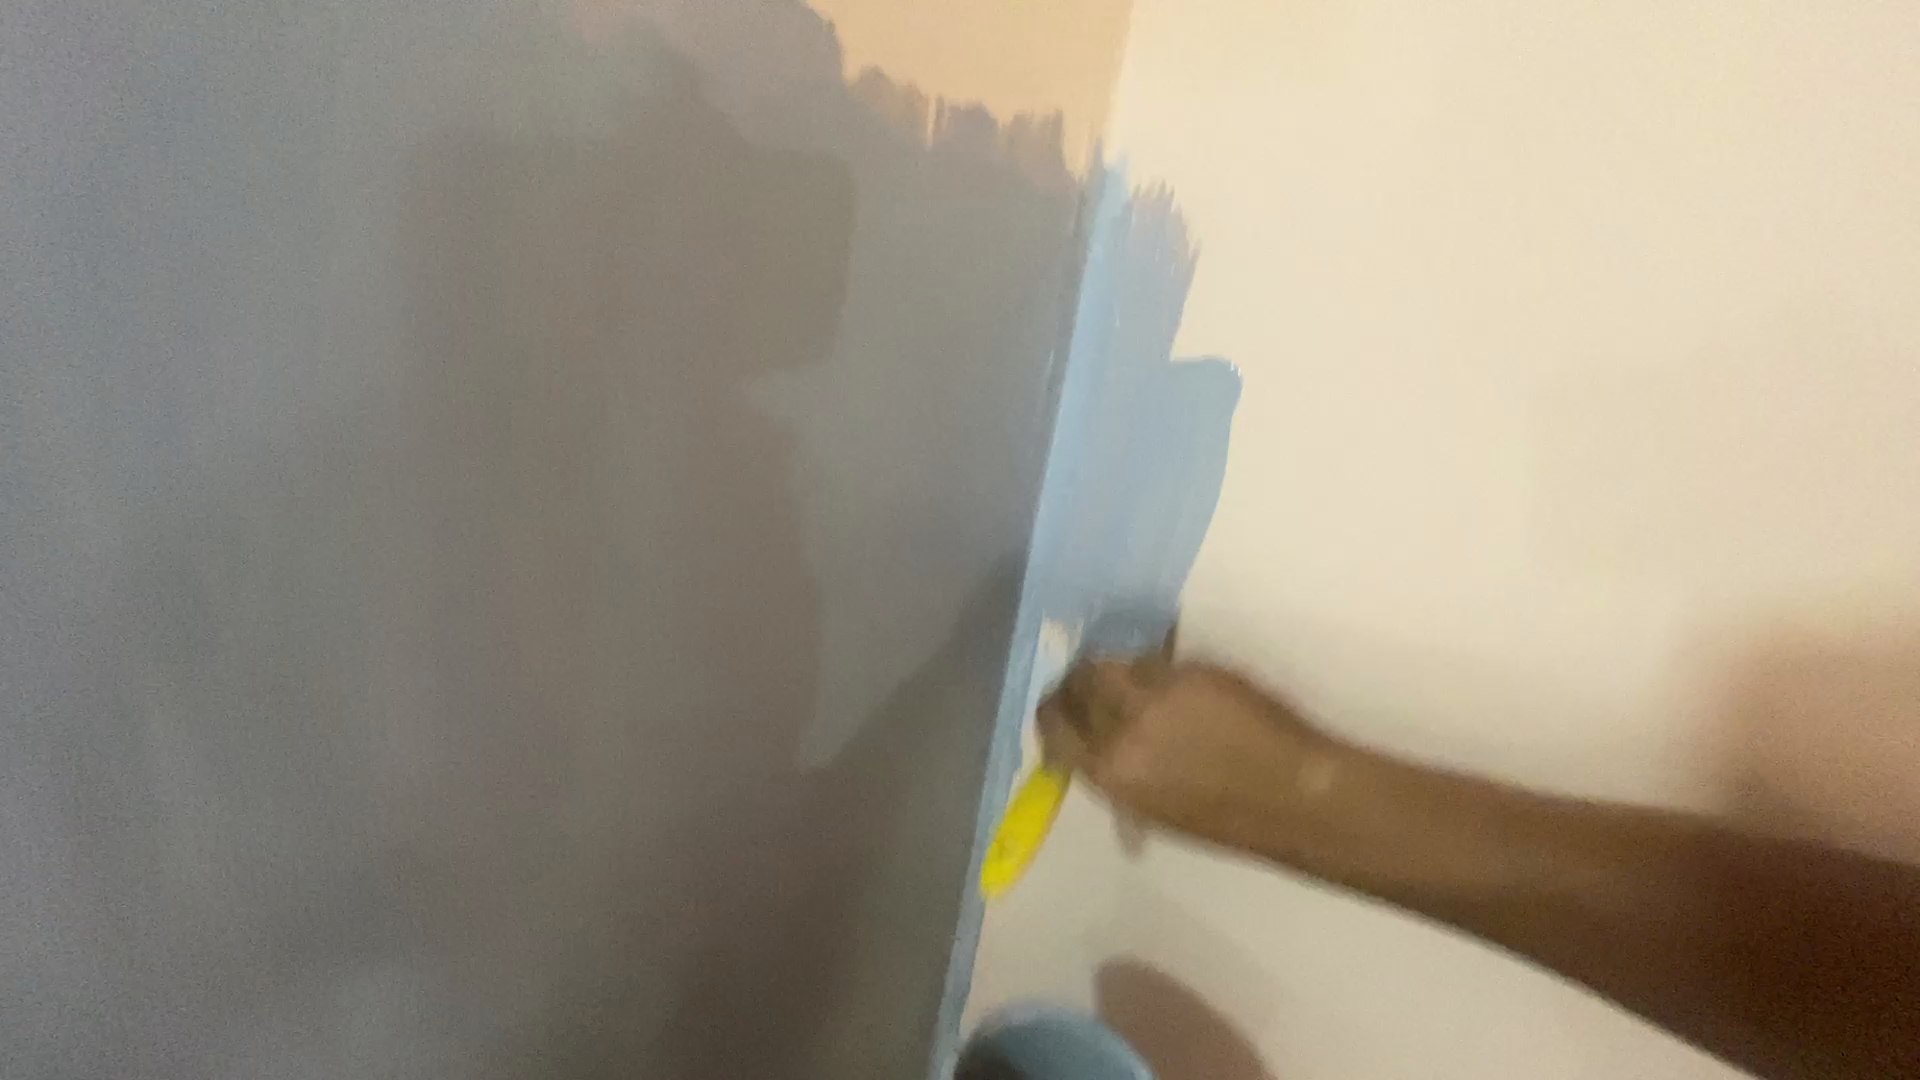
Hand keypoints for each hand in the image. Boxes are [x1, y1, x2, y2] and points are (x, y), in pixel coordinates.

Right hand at [1037, 658, 1348, 852]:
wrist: (1292, 796)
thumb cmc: (1224, 818)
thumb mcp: (1151, 806)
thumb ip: (1113, 768)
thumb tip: (1095, 741)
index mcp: (1110, 773)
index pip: (1053, 726)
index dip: (1052, 711)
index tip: (1057, 705)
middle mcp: (1123, 728)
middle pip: (1077, 681)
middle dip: (1078, 679)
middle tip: (1090, 681)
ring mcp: (1156, 695)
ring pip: (1112, 661)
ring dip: (1115, 668)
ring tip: (1132, 679)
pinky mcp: (1189, 672)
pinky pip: (1154, 661)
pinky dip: (1155, 669)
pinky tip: (1173, 684)